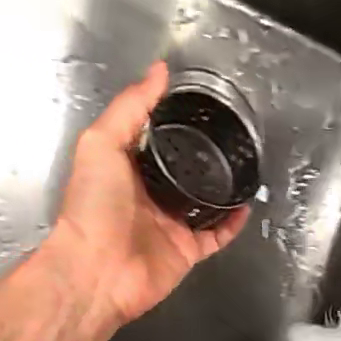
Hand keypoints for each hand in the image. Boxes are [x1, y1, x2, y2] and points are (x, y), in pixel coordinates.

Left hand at [43, 62, 248, 323]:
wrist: (99, 268)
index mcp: (127, 171)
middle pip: (184, 173)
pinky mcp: (188, 250)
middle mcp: (150, 197)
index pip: (156, 142)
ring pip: (204, 204)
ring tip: (244, 168)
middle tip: (230, 137)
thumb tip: (159, 72)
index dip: (175, 124)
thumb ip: (131, 107)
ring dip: (223, 189)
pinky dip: (232, 223)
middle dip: (204, 157)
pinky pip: (217, 235)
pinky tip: (245, 205)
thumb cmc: (94, 205)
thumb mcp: (103, 142)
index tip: (200, 106)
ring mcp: (171, 226)